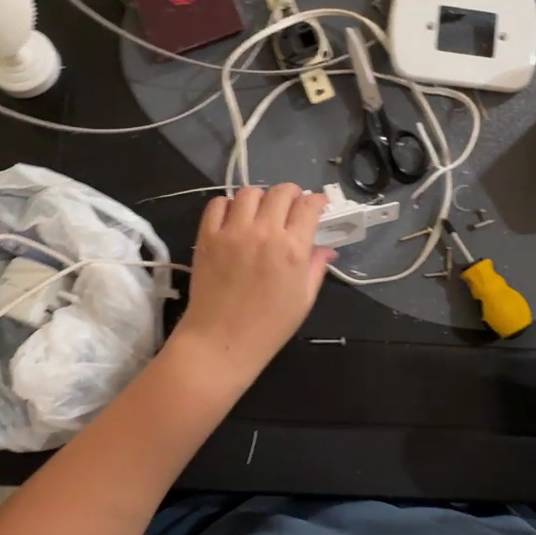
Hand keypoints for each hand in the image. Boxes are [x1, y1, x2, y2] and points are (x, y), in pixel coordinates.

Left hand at [172, 184, 335, 382]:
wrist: (221, 342)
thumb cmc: (268, 327)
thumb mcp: (303, 300)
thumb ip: (316, 268)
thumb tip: (327, 249)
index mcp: (292, 249)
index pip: (308, 206)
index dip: (316, 201)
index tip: (317, 205)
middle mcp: (264, 233)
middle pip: (280, 192)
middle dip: (291, 194)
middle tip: (291, 207)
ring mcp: (233, 232)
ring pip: (249, 192)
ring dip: (260, 198)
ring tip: (261, 212)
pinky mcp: (207, 237)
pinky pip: (217, 204)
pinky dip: (228, 205)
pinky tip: (234, 218)